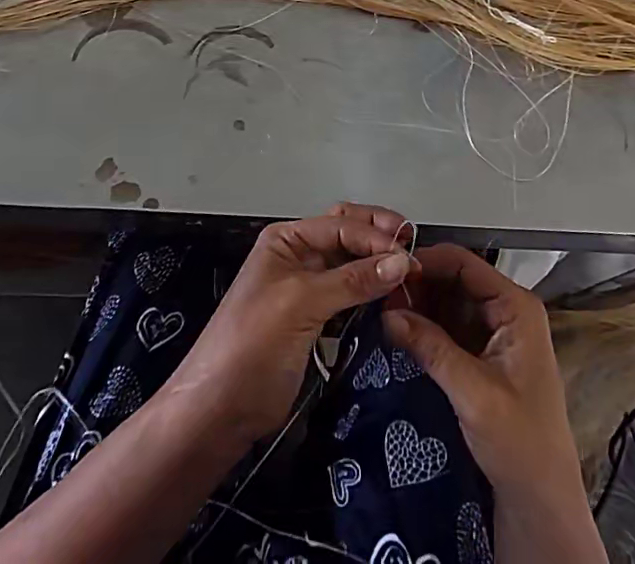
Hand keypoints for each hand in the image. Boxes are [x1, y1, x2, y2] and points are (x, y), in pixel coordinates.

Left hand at [167, 203, 416, 442]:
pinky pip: (353, 293)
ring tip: (410, 273)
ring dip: (380, 264)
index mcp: (287, 240)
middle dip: (381, 237)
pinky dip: (374, 290)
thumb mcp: (300, 303)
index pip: (341, 224)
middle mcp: (299, 255)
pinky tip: (393, 295)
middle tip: (414, 248)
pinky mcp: (319, 317)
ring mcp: (309, 287)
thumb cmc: (251, 347)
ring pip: (354, 263)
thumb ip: (352, 280)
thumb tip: (402, 262)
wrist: (219, 411)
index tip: (410, 257)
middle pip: (349, 234)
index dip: (376, 237)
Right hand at [384, 246, 604, 562]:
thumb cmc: (521, 442)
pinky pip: (447, 326)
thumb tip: (389, 313)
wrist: (539, 498)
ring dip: (417, 304)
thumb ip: (432, 348)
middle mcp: (506, 311)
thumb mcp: (473, 392)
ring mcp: (493, 332)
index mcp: (517, 308)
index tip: (389, 271)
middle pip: (455, 279)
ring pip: (448, 302)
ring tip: (380, 309)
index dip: (428, 261)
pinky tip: (398, 330)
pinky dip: (424, 326)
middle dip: (418, 284)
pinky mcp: (481, 353)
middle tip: (378, 294)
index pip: (466, 265)